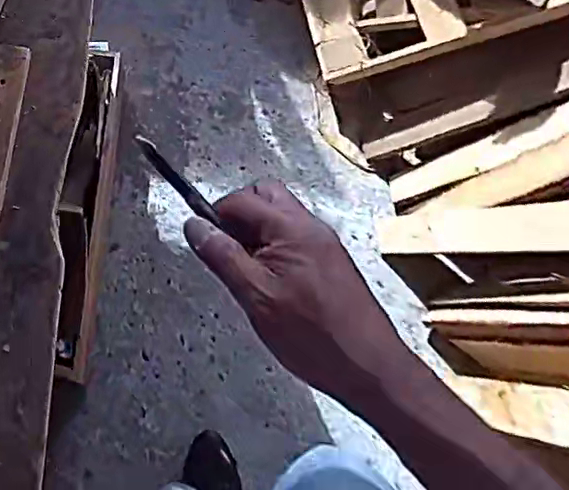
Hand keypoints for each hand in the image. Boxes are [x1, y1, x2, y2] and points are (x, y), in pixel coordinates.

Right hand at [185, 182, 415, 400]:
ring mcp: (325, 243)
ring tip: (249, 271)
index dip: (215, 215)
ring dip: (258, 232)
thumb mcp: (256, 297)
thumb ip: (222, 256)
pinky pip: (296, 237)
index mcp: (290, 227)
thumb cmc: (315, 337)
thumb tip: (194, 225)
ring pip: (280, 216)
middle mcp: (310, 226)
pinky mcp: (333, 262)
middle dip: (239, 214)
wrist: (375, 372)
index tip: (205, 241)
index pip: (240, 200)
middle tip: (228, 250)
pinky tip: (274, 283)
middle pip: (264, 195)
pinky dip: (277, 246)